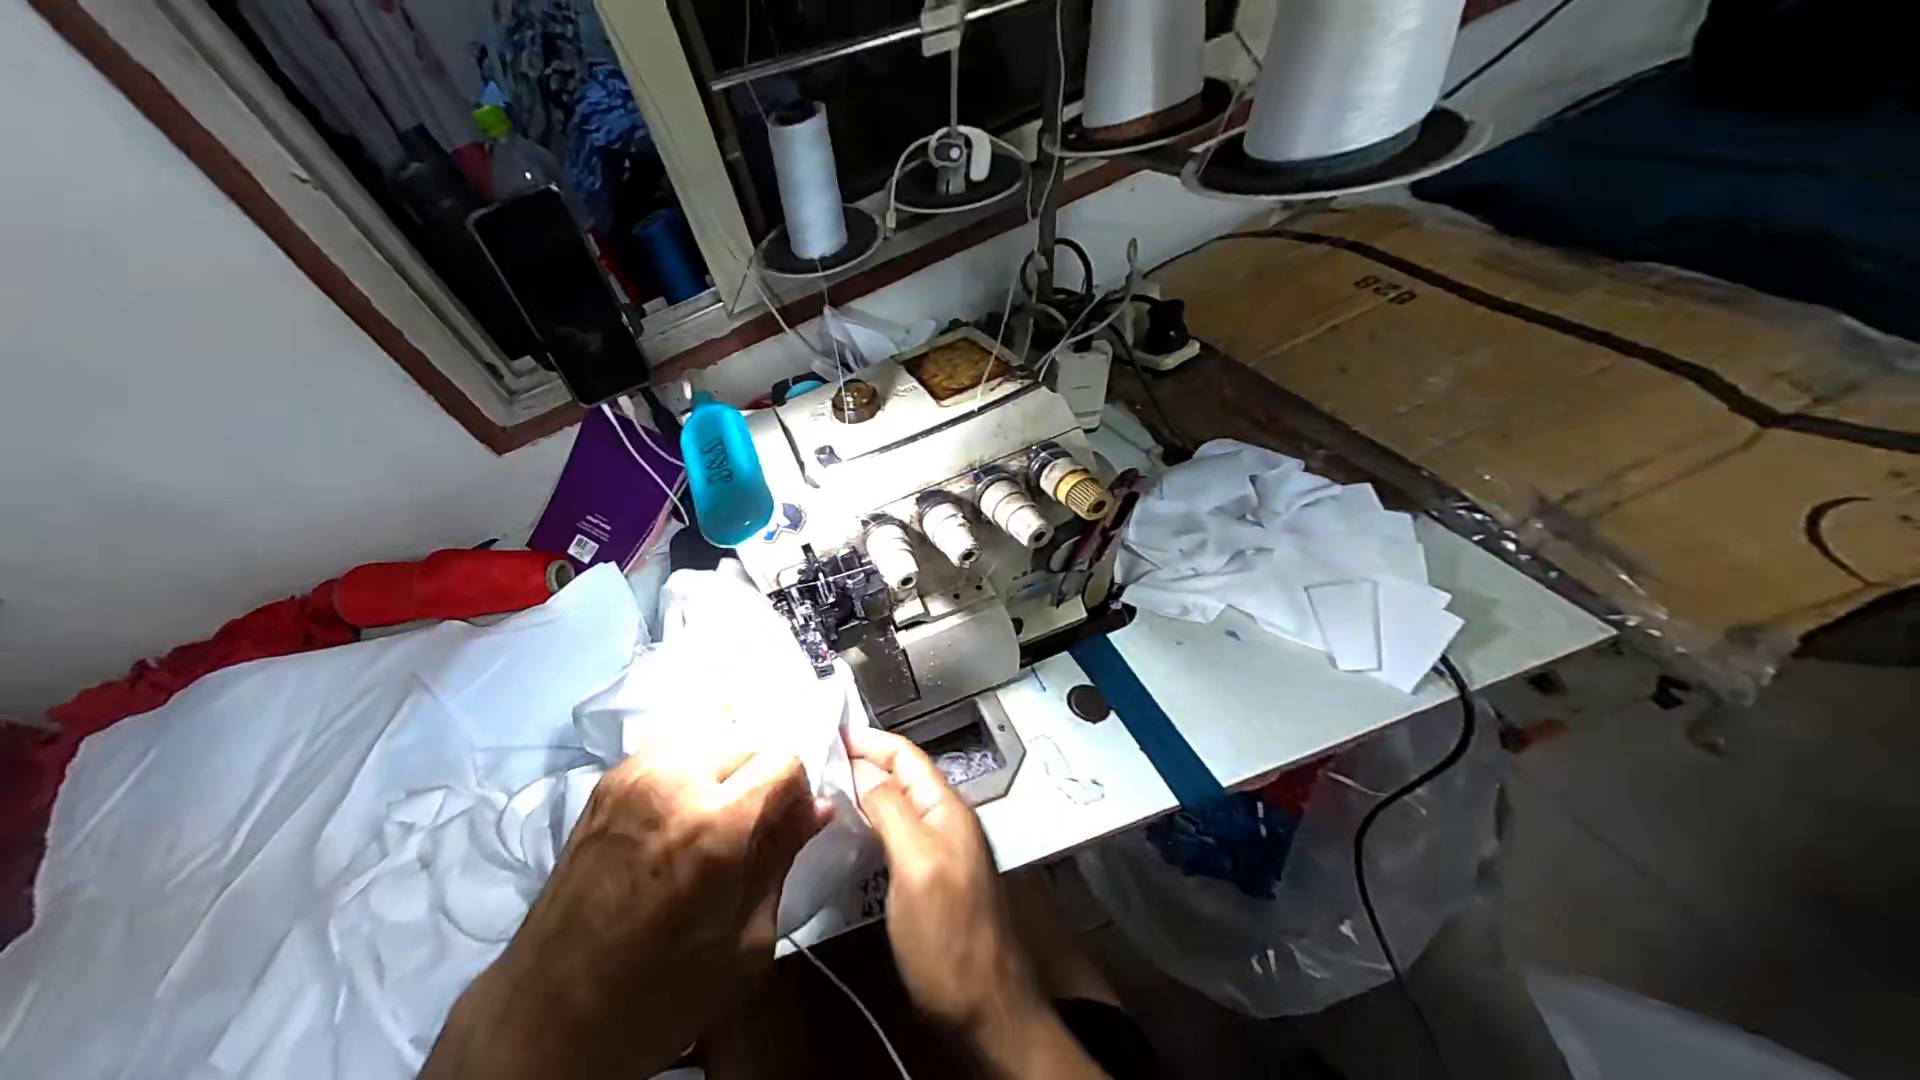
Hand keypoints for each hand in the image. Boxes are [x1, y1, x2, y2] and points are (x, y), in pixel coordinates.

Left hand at [423, 734, 830, 1079]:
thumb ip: (782, 858)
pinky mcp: (606, 783)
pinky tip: (689, 795)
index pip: (784, 759)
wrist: (549, 1019)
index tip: (792, 823)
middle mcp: (675, 783)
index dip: (798, 791)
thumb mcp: (747, 941)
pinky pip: (669, 741)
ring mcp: (633, 776)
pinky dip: (693, 754)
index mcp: (715, 825)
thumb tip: (818, 810)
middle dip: (766, 770)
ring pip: (708, 727)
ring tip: (724, 801)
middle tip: (759, 817)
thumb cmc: (661, 995)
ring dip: (729, 756)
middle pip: (749, 736)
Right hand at [847, 726, 1034, 1033]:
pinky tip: (852, 829)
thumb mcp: (915, 864)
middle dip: (865, 760)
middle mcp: (947, 819)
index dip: (870, 741)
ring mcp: (942, 847)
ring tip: (828, 787)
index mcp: (947, 808)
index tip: (830, 734)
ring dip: (867, 788)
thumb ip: (892, 811)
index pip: (906, 755)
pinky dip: (874, 819)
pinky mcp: (932, 874)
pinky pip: (900, 830)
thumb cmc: (948, 934)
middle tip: (819, 760)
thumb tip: (863, 770)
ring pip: (901, 802)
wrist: (983, 1003)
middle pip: (903, 774)